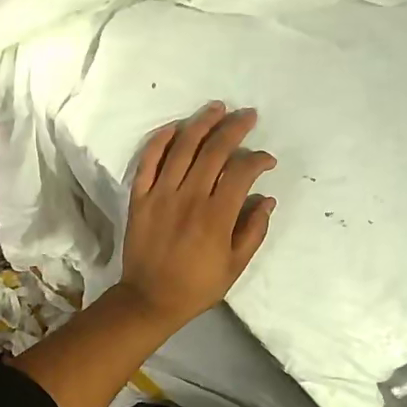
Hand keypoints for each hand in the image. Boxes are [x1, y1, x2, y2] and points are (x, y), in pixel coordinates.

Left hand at [115, 102, 276, 330]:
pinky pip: (149, 160)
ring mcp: (161, 193)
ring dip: (201, 123)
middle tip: (247, 116)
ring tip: (217, 108)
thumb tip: (266, 198)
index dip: (257, 159)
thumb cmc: (197, 285)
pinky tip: (176, 127)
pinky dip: (161, 140)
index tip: (267, 160)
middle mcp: (189, 197)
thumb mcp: (235, 265)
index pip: (241, 172)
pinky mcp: (139, 196)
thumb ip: (254, 230)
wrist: (149, 299)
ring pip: (182, 147)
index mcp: (216, 216)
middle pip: (214, 150)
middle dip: (234, 128)